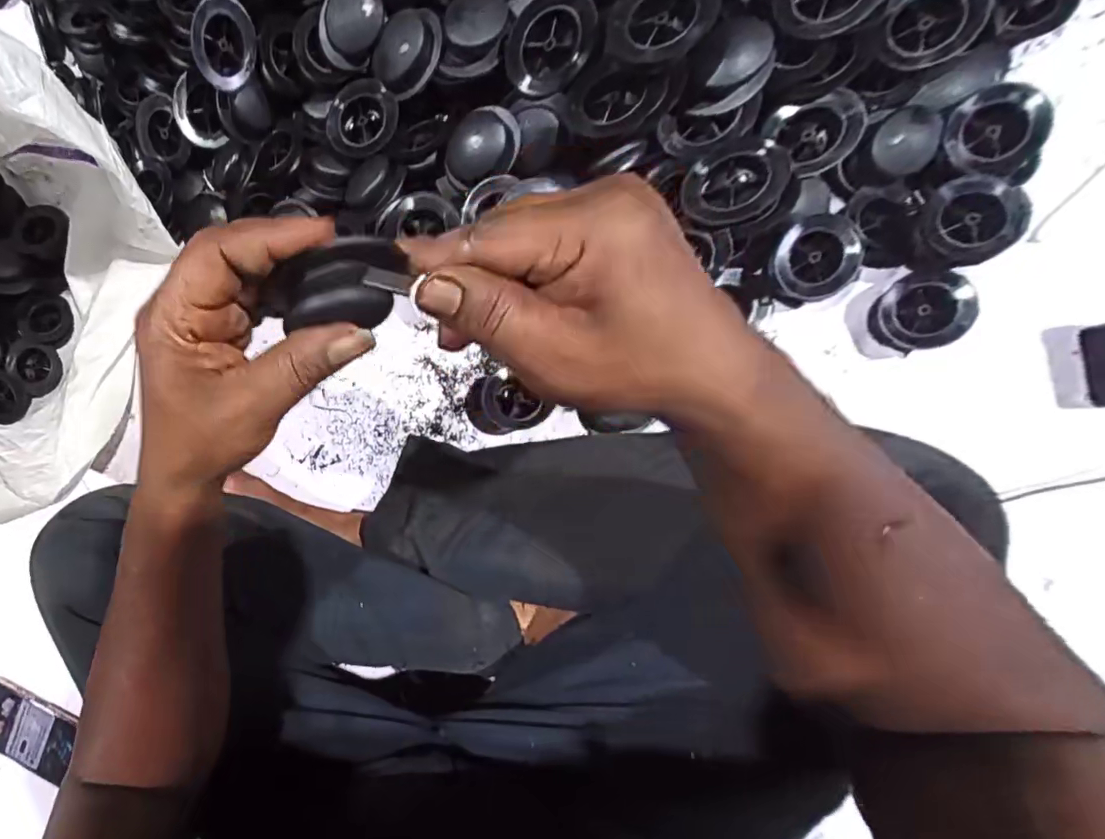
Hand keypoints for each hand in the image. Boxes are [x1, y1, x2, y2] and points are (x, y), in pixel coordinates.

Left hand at [134, 217, 376, 494]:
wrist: (183, 480)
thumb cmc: (198, 448)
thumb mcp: (256, 403)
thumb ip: (306, 362)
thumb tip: (356, 332)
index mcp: (172, 316)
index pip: (218, 251)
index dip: (272, 236)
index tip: (320, 234)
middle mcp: (178, 307)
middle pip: (231, 253)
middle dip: (282, 247)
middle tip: (331, 247)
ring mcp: (195, 318)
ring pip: (243, 272)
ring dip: (284, 270)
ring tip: (327, 268)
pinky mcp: (213, 331)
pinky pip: (249, 297)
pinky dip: (280, 294)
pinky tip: (307, 295)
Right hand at [401, 175, 776, 420]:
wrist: (706, 373)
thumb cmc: (641, 367)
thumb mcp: (548, 351)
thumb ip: (485, 311)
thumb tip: (431, 284)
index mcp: (595, 222)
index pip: (489, 236)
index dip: (439, 260)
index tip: (398, 272)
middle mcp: (605, 198)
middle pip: (501, 234)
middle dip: (469, 282)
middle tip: (451, 331)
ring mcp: (611, 206)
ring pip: (517, 240)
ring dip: (492, 284)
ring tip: (481, 330)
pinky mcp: (611, 222)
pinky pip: (543, 242)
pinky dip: (520, 278)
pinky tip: (514, 310)